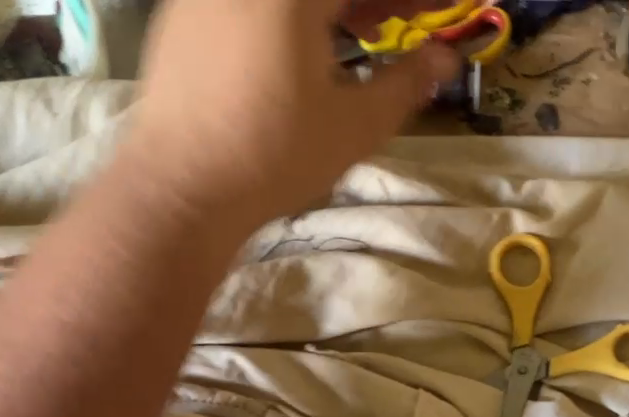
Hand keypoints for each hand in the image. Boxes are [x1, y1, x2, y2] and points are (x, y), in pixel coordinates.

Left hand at [122, 0, 458, 225]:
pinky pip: (252, 1)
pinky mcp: (184, 10)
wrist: (183, 187)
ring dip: (333, 7)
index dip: (412, 2)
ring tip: (359, 30)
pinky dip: (289, 11)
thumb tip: (446, 58)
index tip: (435, 17)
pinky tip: (305, 41)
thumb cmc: (276, 157)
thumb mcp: (355, 126)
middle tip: (399, 22)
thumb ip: (406, 84)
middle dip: (372, 3)